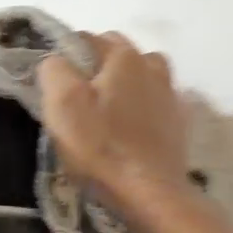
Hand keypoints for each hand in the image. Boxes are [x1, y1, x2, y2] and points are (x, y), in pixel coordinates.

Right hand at [36, 32, 188, 209]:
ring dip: (123, 84)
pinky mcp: (179, 122)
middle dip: (95, 67)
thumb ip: (54, 70)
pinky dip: (141, 107)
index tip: (53, 84)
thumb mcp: (61, 103)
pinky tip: (129, 128)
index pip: (85, 38)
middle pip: (116, 53)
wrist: (148, 193)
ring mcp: (171, 94)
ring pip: (140, 75)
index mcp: (123, 56)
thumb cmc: (99, 146)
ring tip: (106, 112)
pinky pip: (155, 102)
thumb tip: (56, 61)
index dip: (64, 57)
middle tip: (76, 100)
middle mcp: (152, 66)